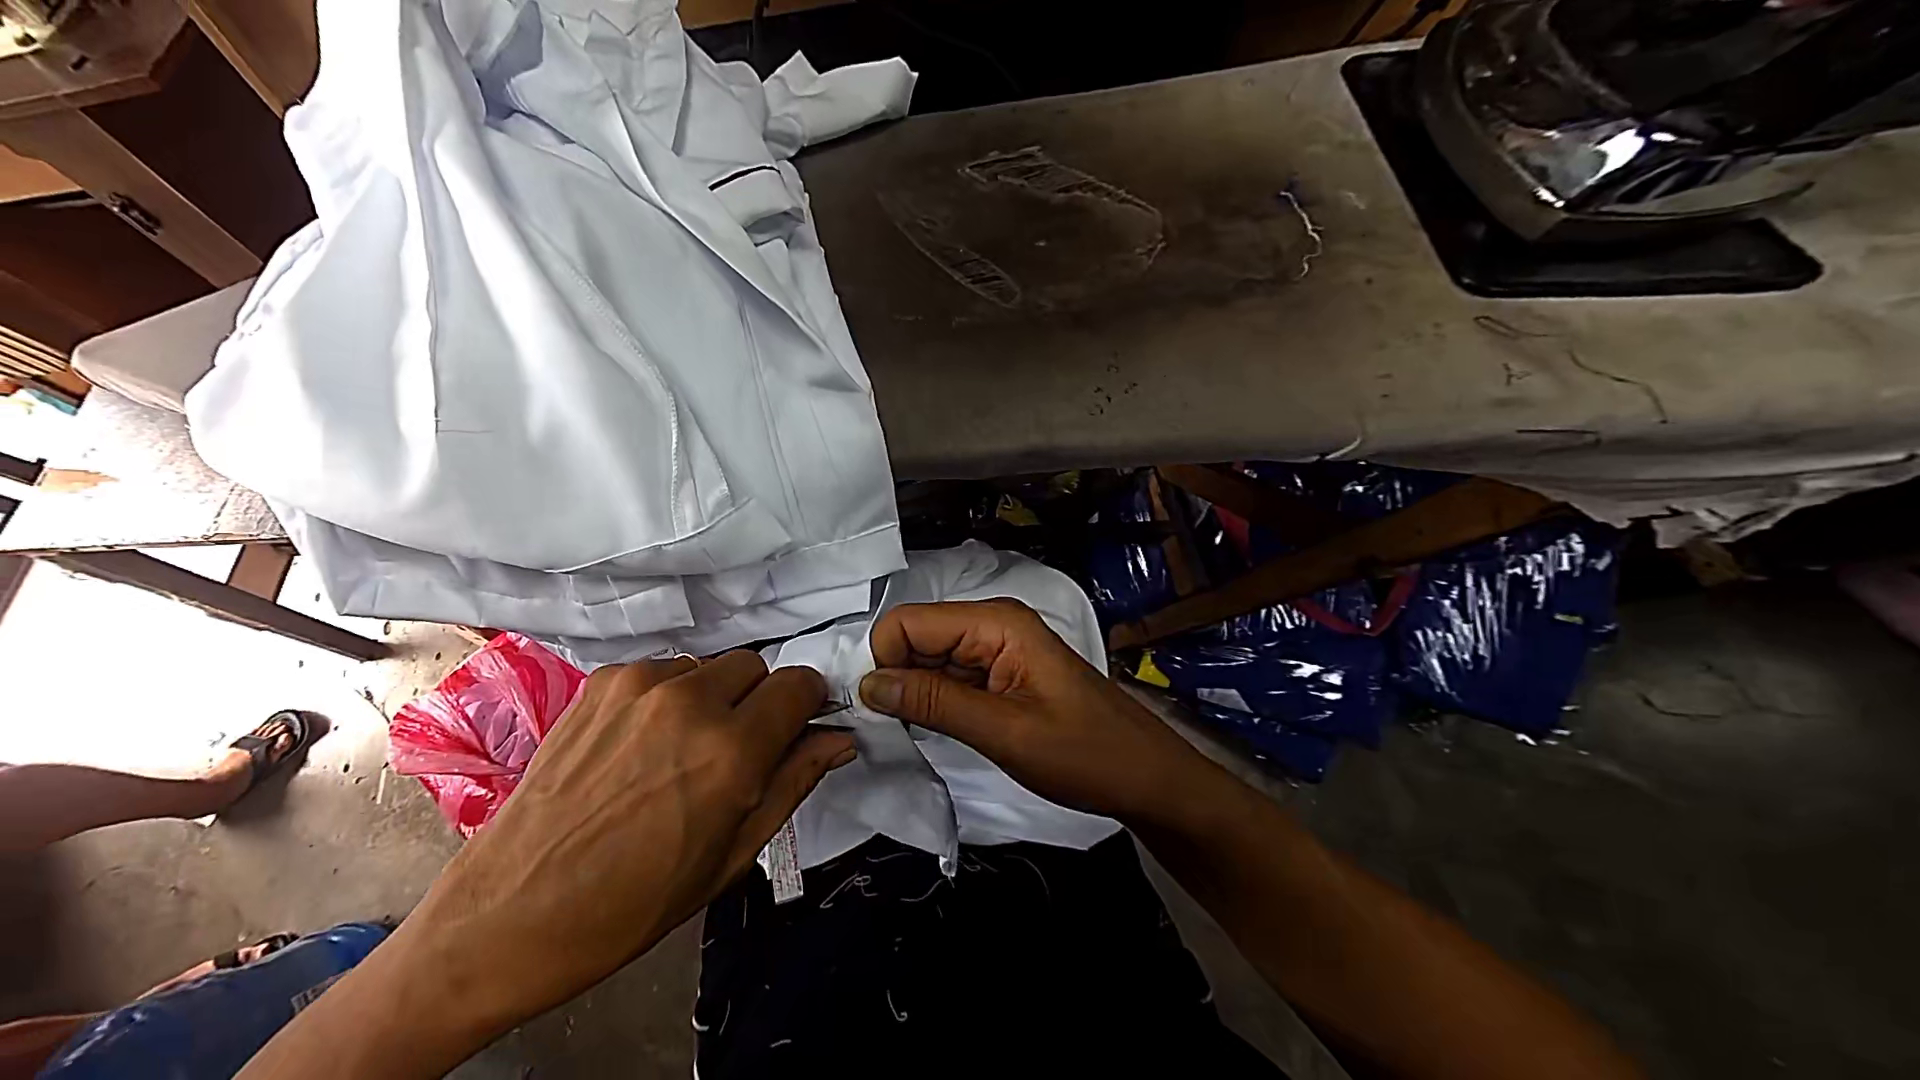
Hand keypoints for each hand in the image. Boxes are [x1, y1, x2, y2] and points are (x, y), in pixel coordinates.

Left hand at [387, 653, 853, 1042]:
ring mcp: (639, 685)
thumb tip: (839, 739)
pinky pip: (664, 672)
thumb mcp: (732, 856)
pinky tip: (645, 743)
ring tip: (685, 749)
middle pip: (757, 666)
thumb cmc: (633, 902)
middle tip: (740, 747)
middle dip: (761, 700)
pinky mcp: (601, 683)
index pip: (800, 684)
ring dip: (715, 697)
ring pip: (710, 666)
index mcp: (731, 750)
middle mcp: (689, 702)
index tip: (800, 727)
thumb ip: (794, 783)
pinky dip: (671, 696)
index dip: (809, 704)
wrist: (509, 914)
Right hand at [858, 599, 1222, 823]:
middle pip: (915, 638)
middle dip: (895, 678)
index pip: (908, 622)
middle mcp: (991, 625)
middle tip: (893, 729)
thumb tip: (867, 684)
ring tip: (918, 733)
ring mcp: (995, 650)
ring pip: (927, 661)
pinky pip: (948, 679)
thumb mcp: (1004, 731)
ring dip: (912, 693)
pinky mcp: (998, 675)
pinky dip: (933, 702)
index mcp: (996, 622)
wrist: (1144, 777)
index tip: (877, 711)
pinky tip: (938, 729)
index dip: (884, 662)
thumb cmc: (1084, 753)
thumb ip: (933, 703)